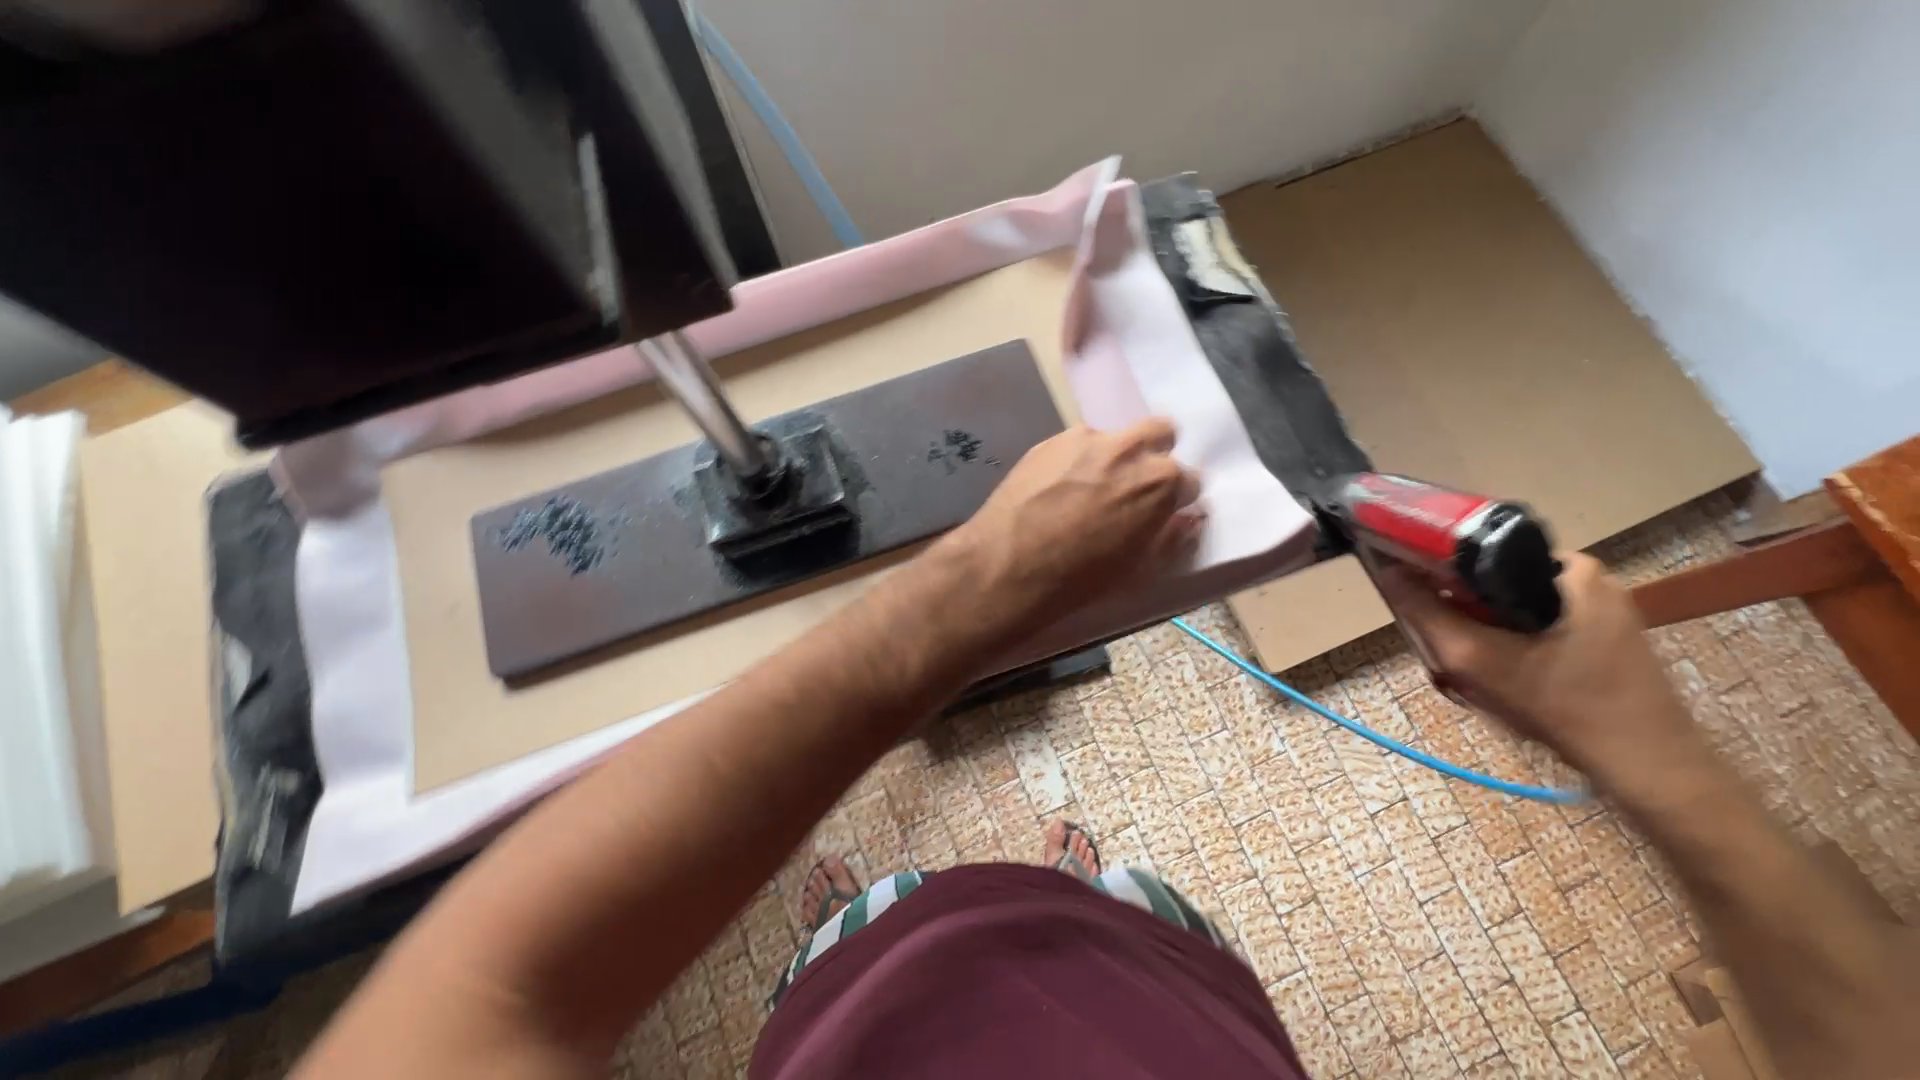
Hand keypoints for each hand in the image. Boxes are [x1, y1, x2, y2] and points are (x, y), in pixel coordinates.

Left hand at [943, 419, 1202, 619]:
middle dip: (1156, 454)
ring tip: (1091, 490)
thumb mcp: (1140, 570)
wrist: (1009, 565)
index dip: (1178, 497)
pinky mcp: (1049, 441)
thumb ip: (1173, 538)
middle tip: (1137, 486)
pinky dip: (1077, 461)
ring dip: (1114, 456)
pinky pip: (1076, 445)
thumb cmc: (1082, 577)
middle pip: (1160, 432)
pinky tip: (1059, 489)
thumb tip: (1188, 518)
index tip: (1165, 512)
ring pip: (1115, 436)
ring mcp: (1085, 439)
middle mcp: (1128, 449)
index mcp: (1161, 480)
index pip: (1190, 478)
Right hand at [1381, 553, 1705, 786]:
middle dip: (1470, 618)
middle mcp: (1593, 581)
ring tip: (1483, 677)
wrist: (1649, 767)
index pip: (1485, 553)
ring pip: (1519, 613)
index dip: (1446, 578)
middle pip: (1500, 585)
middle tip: (1456, 656)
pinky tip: (1513, 685)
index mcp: (1571, 569)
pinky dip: (1519, 653)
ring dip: (1491, 640)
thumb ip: (1429, 614)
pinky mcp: (1612, 643)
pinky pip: (1543, 633)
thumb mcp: (1480, 660)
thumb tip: (1389, 573)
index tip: (1430, 611)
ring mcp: (1608, 613)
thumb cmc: (1565, 706)